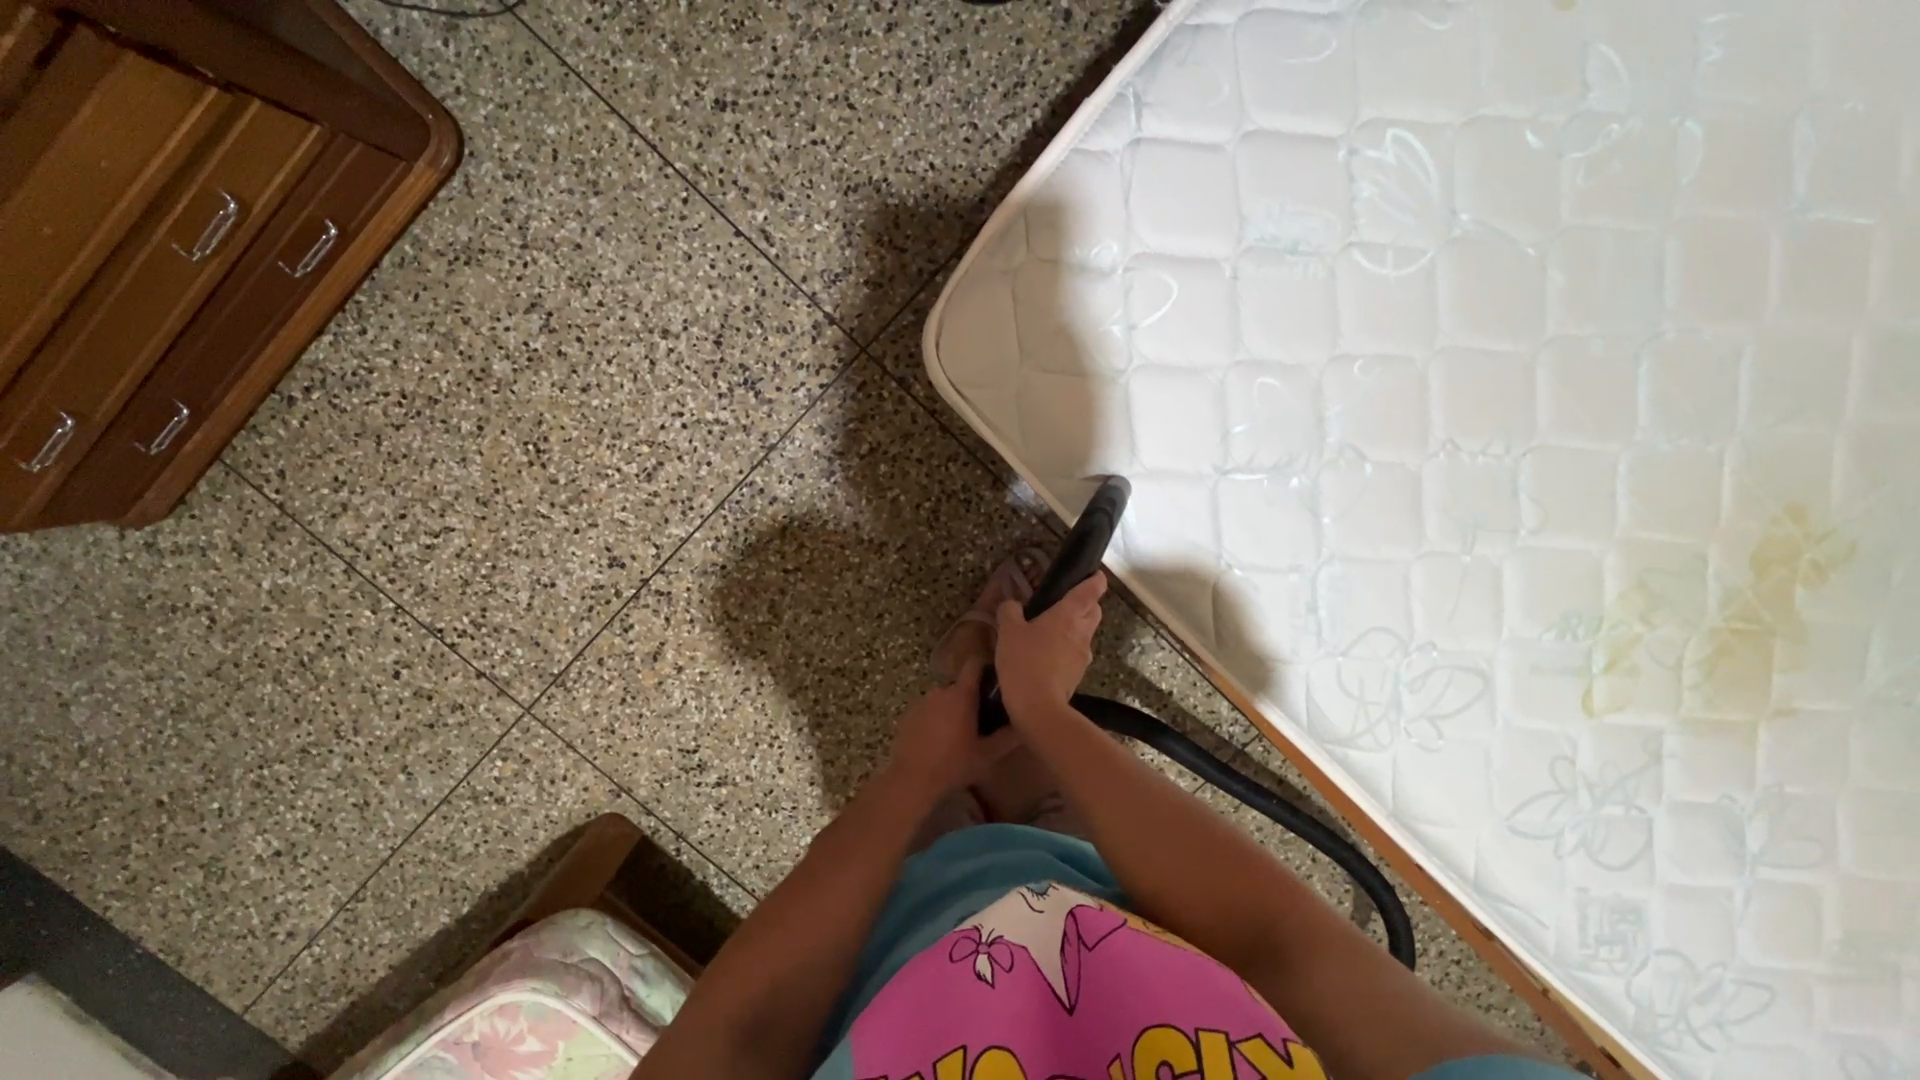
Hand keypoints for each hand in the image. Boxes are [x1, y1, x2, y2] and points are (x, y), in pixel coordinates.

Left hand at [887, 659, 1016, 794]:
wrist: (912, 780)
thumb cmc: (953, 765)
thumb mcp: (986, 754)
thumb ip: (1007, 737)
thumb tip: (1024, 725)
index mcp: (961, 695)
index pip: (974, 664)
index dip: (986, 667)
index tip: (996, 679)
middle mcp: (940, 691)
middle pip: (961, 686)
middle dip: (971, 698)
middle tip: (983, 719)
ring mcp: (921, 702)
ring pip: (944, 699)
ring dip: (953, 710)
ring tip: (960, 733)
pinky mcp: (908, 714)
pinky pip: (929, 710)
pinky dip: (936, 719)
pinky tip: (939, 741)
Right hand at [994, 572, 1105, 717]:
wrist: (1038, 707)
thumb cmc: (1024, 661)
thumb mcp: (1008, 631)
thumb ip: (1010, 612)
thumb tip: (1012, 605)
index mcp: (1068, 615)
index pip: (1091, 591)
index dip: (1095, 580)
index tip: (1095, 575)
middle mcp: (1082, 632)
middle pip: (1094, 611)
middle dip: (1086, 604)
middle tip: (1065, 603)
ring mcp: (1082, 656)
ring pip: (1085, 634)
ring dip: (1074, 629)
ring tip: (1050, 631)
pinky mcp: (1077, 675)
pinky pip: (1075, 654)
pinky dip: (1066, 650)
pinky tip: (1046, 656)